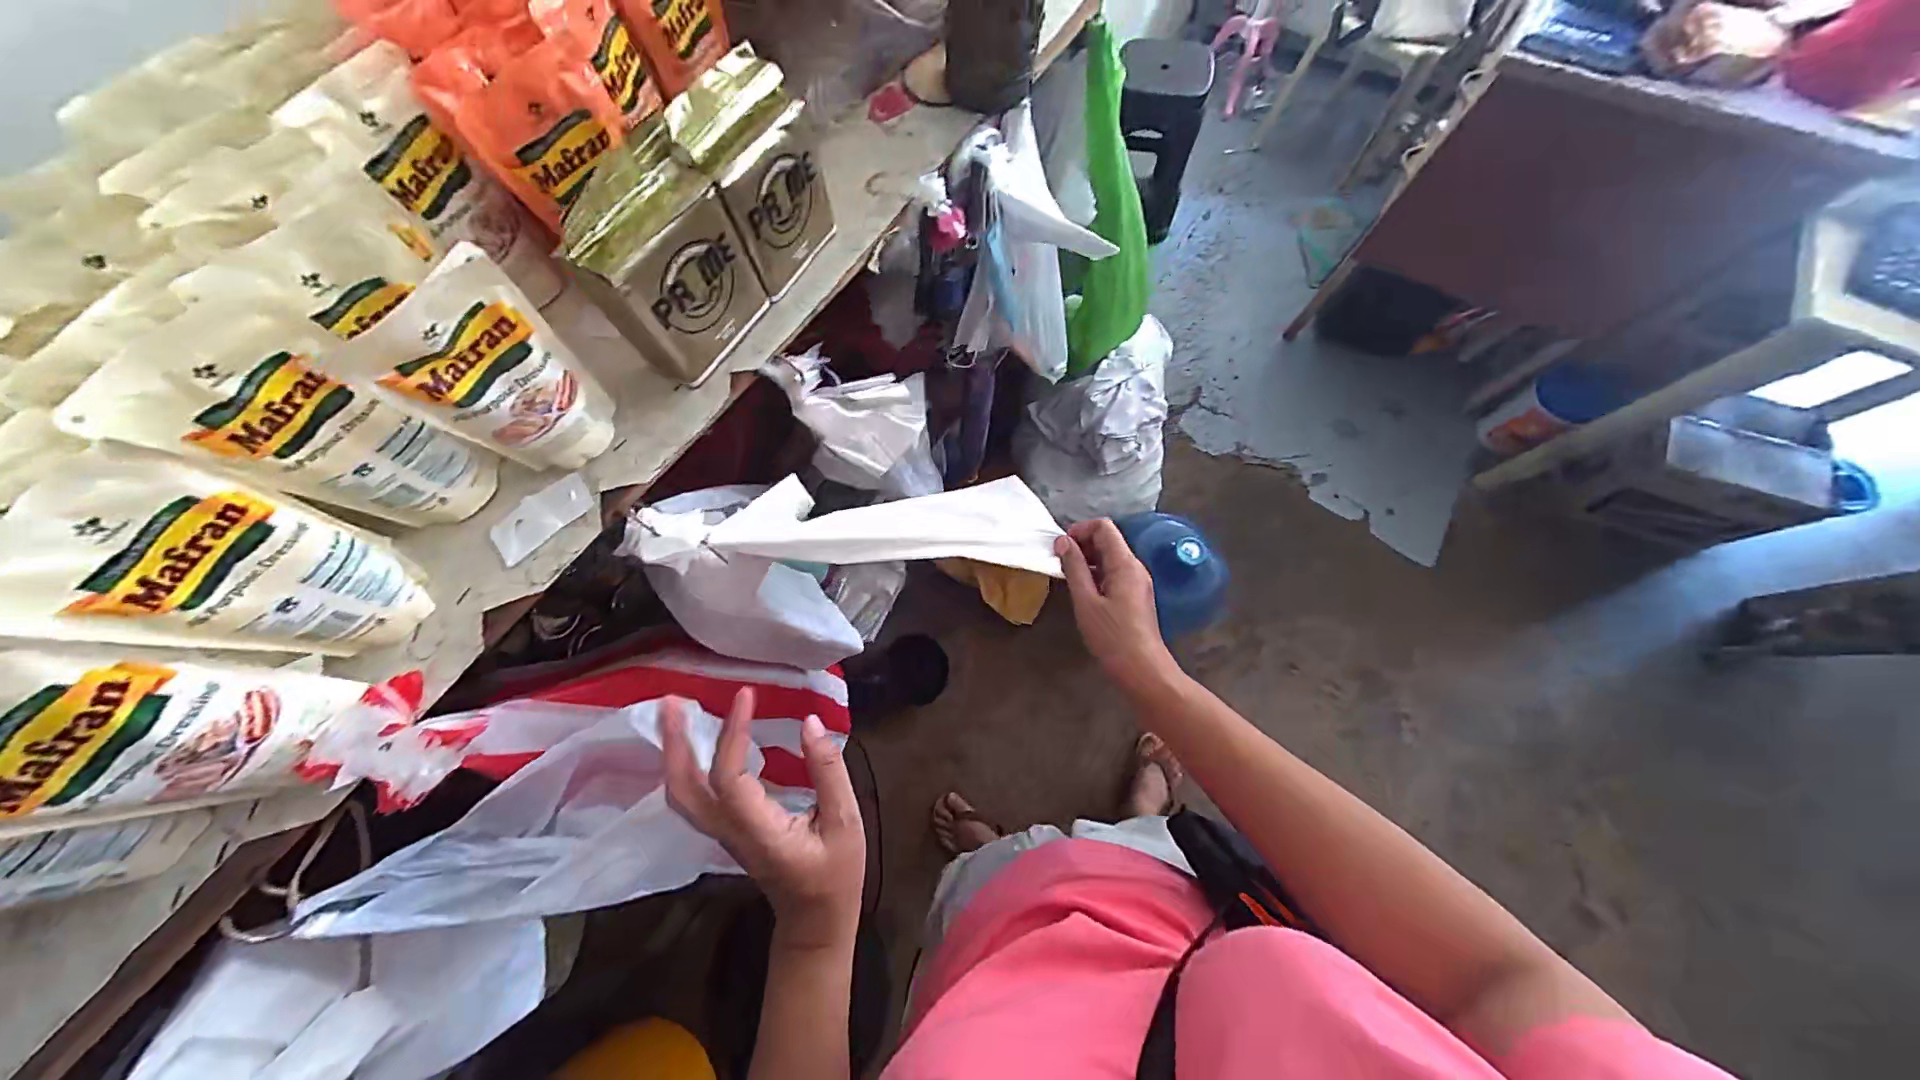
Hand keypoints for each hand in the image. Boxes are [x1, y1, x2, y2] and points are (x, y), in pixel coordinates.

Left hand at [661, 688, 865, 948]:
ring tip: (677, 713)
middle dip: (674, 743)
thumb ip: (828, 772)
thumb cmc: (835, 875)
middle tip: (673, 701)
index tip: (745, 695)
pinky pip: (695, 796)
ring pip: (682, 795)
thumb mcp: (845, 822)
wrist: (814, 923)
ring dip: (674, 752)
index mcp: (760, 832)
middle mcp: (730, 833)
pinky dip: (687, 764)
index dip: (732, 734)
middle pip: (683, 790)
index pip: (730, 779)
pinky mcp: (725, 832)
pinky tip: (697, 740)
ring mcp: (722, 835)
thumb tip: (810, 723)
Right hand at [1055, 519, 1179, 693]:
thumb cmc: (1112, 637)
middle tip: (1060, 563)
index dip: (1080, 530)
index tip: (1060, 548)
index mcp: (1125, 563)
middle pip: (1108, 540)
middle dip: (1082, 545)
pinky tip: (1083, 592)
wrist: (1142, 669)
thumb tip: (1063, 542)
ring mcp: (1138, 581)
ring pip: (1111, 557)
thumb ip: (1074, 568)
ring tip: (1068, 577)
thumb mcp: (1086, 601)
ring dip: (1088, 560)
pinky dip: (1097, 574)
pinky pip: (1114, 573)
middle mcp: (1135, 567)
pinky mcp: (1136, 596)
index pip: (1104, 527)